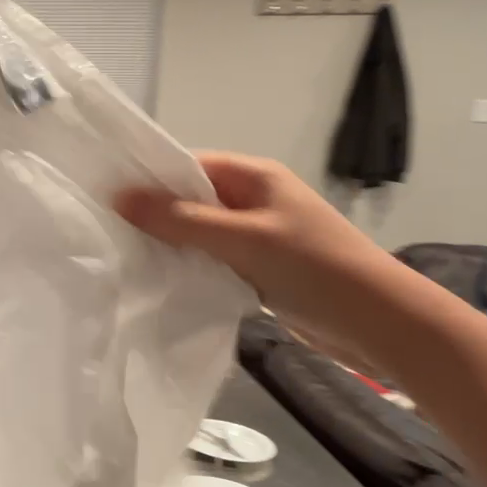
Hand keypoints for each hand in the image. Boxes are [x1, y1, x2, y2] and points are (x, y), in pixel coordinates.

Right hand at [115, 152, 411, 373]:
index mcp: (254, 176)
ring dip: (171, 243)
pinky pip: (212, 258)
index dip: (149, 177)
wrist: (380, 323)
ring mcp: (257, 234)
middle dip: (154, 213)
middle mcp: (253, 199)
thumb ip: (181, 219)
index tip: (106, 197)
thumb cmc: (314, 268)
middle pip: (190, 197)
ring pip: (198, 231)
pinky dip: (190, 266)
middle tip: (109, 232)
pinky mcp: (259, 267)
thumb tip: (120, 196)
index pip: (188, 163)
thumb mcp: (242, 239)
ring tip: (127, 257)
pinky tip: (163, 280)